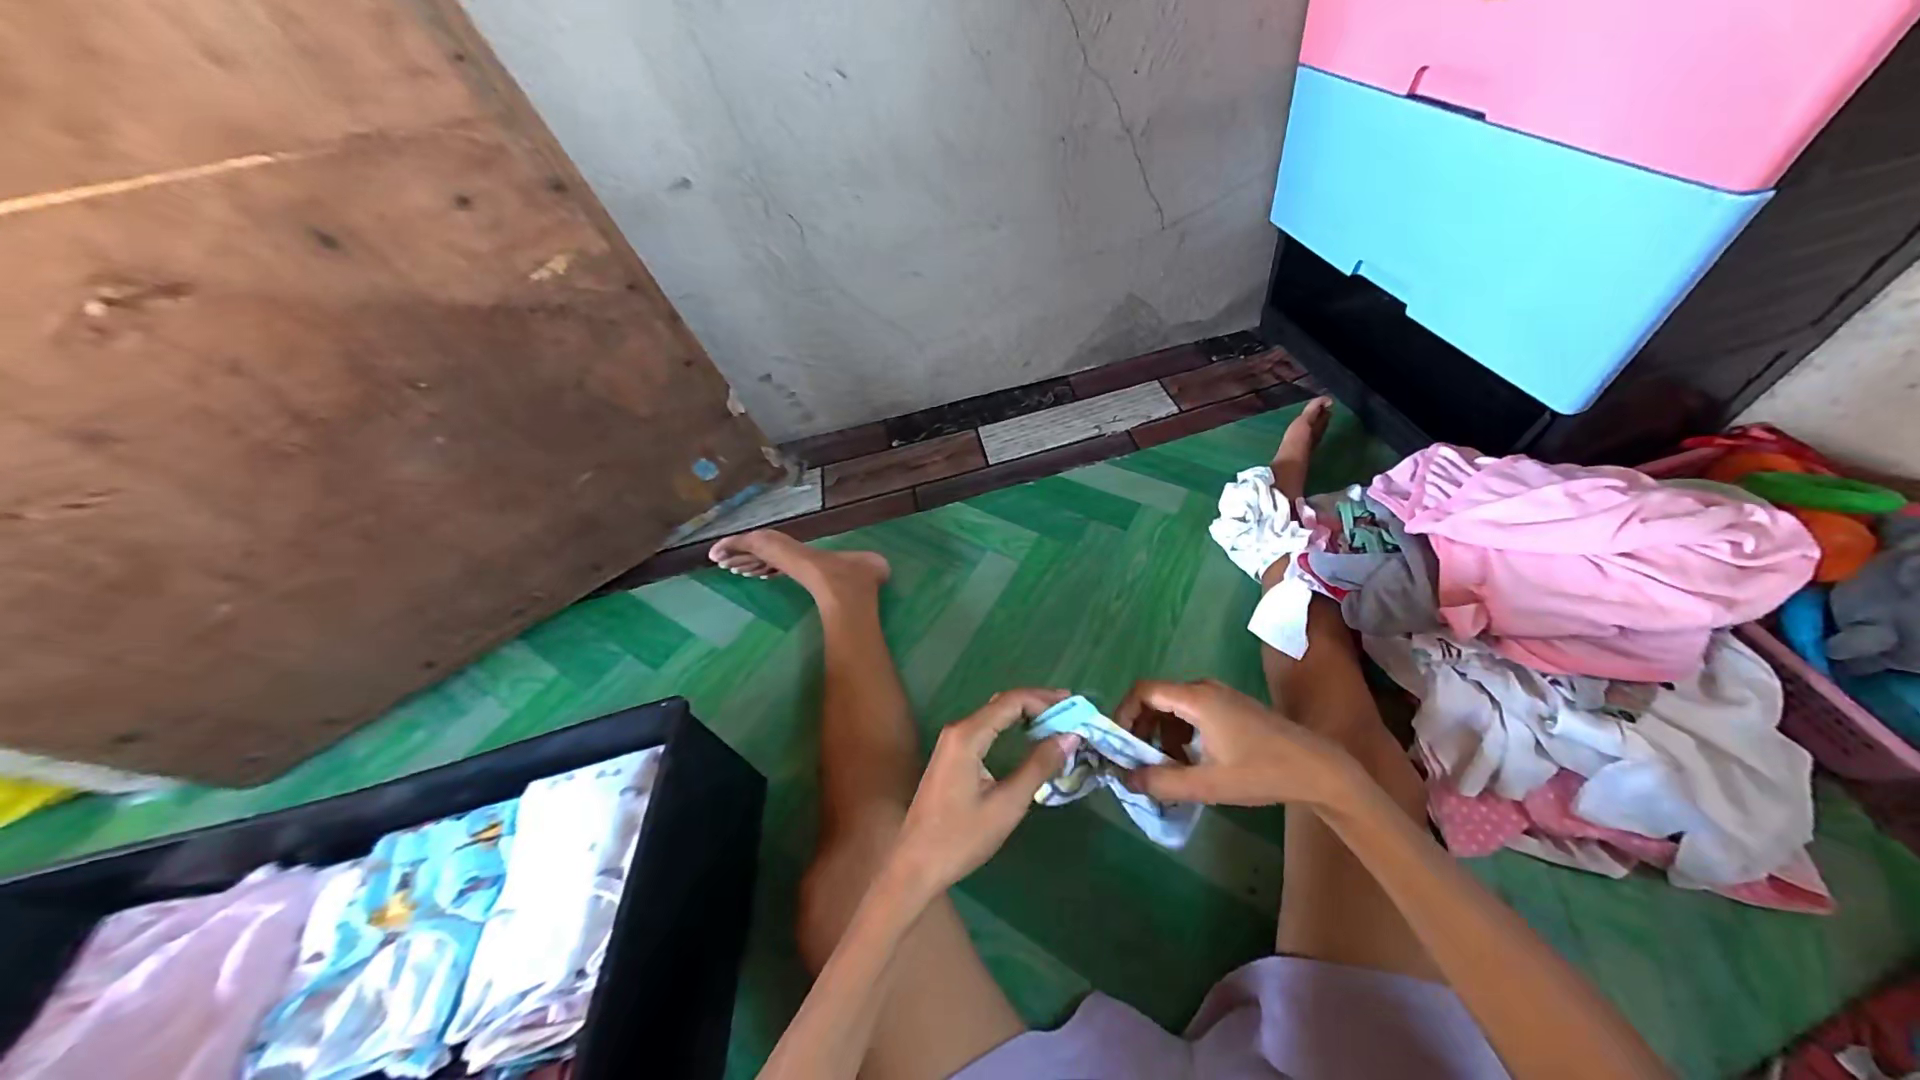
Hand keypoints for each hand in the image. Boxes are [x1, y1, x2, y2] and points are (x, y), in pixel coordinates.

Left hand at [887, 688, 1077, 896]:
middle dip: (1037, 703)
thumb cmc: (961, 837)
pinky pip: (986, 729)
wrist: (916, 864)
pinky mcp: (952, 756)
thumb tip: (1069, 736)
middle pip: (1002, 703)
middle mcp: (957, 730)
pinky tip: (1029, 737)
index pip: (1011, 701)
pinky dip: (1011, 727)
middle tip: (1071, 711)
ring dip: (1025, 714)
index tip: (1074, 709)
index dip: (1045, 700)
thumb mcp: (1007, 803)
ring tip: (1057, 721)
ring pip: (994, 715)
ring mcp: (951, 742)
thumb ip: (1039, 766)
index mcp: (967, 735)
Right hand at [1115, 678, 1364, 808]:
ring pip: (1173, 707)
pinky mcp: (1230, 707)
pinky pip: (1190, 712)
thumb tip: (1126, 779)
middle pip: (1156, 698)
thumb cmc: (1263, 772)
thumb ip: (1163, 782)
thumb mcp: (1208, 784)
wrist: (1319, 769)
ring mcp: (1219, 696)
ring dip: (1161, 734)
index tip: (1119, 742)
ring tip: (1167, 767)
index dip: (1124, 713)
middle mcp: (1204, 689)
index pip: (1143, 691)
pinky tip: (1190, 761)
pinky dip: (1180, 733)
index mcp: (1197, 698)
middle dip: (1142, 728)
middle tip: (1139, 760)